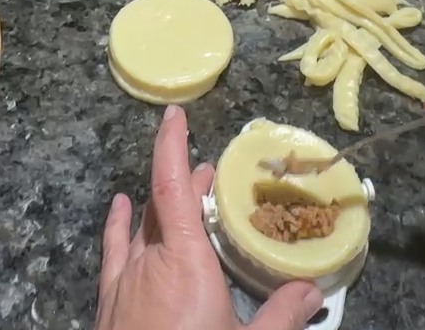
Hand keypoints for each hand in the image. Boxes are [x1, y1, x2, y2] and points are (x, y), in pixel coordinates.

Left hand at [96, 105, 323, 329]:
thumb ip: (281, 318)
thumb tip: (314, 292)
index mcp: (183, 261)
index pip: (170, 185)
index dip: (171, 145)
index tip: (174, 114)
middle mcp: (149, 260)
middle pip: (164, 204)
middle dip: (186, 183)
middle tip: (210, 176)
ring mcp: (124, 280)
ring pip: (144, 225)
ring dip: (164, 205)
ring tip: (184, 190)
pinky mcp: (109, 302)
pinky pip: (114, 249)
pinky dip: (121, 223)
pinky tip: (121, 206)